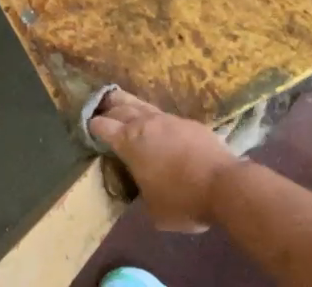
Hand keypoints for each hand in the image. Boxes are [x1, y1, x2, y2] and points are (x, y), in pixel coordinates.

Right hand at [87, 89, 240, 232]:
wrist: (224, 185)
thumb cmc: (183, 200)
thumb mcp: (153, 209)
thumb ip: (141, 192)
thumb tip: (142, 186)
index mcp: (129, 142)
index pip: (102, 126)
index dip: (92, 126)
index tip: (87, 127)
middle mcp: (144, 124)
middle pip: (119, 107)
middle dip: (107, 107)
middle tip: (99, 107)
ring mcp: (167, 119)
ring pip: (141, 104)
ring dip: (128, 104)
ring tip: (120, 102)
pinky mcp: (187, 122)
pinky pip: (164, 116)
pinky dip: (154, 118)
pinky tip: (156, 124)